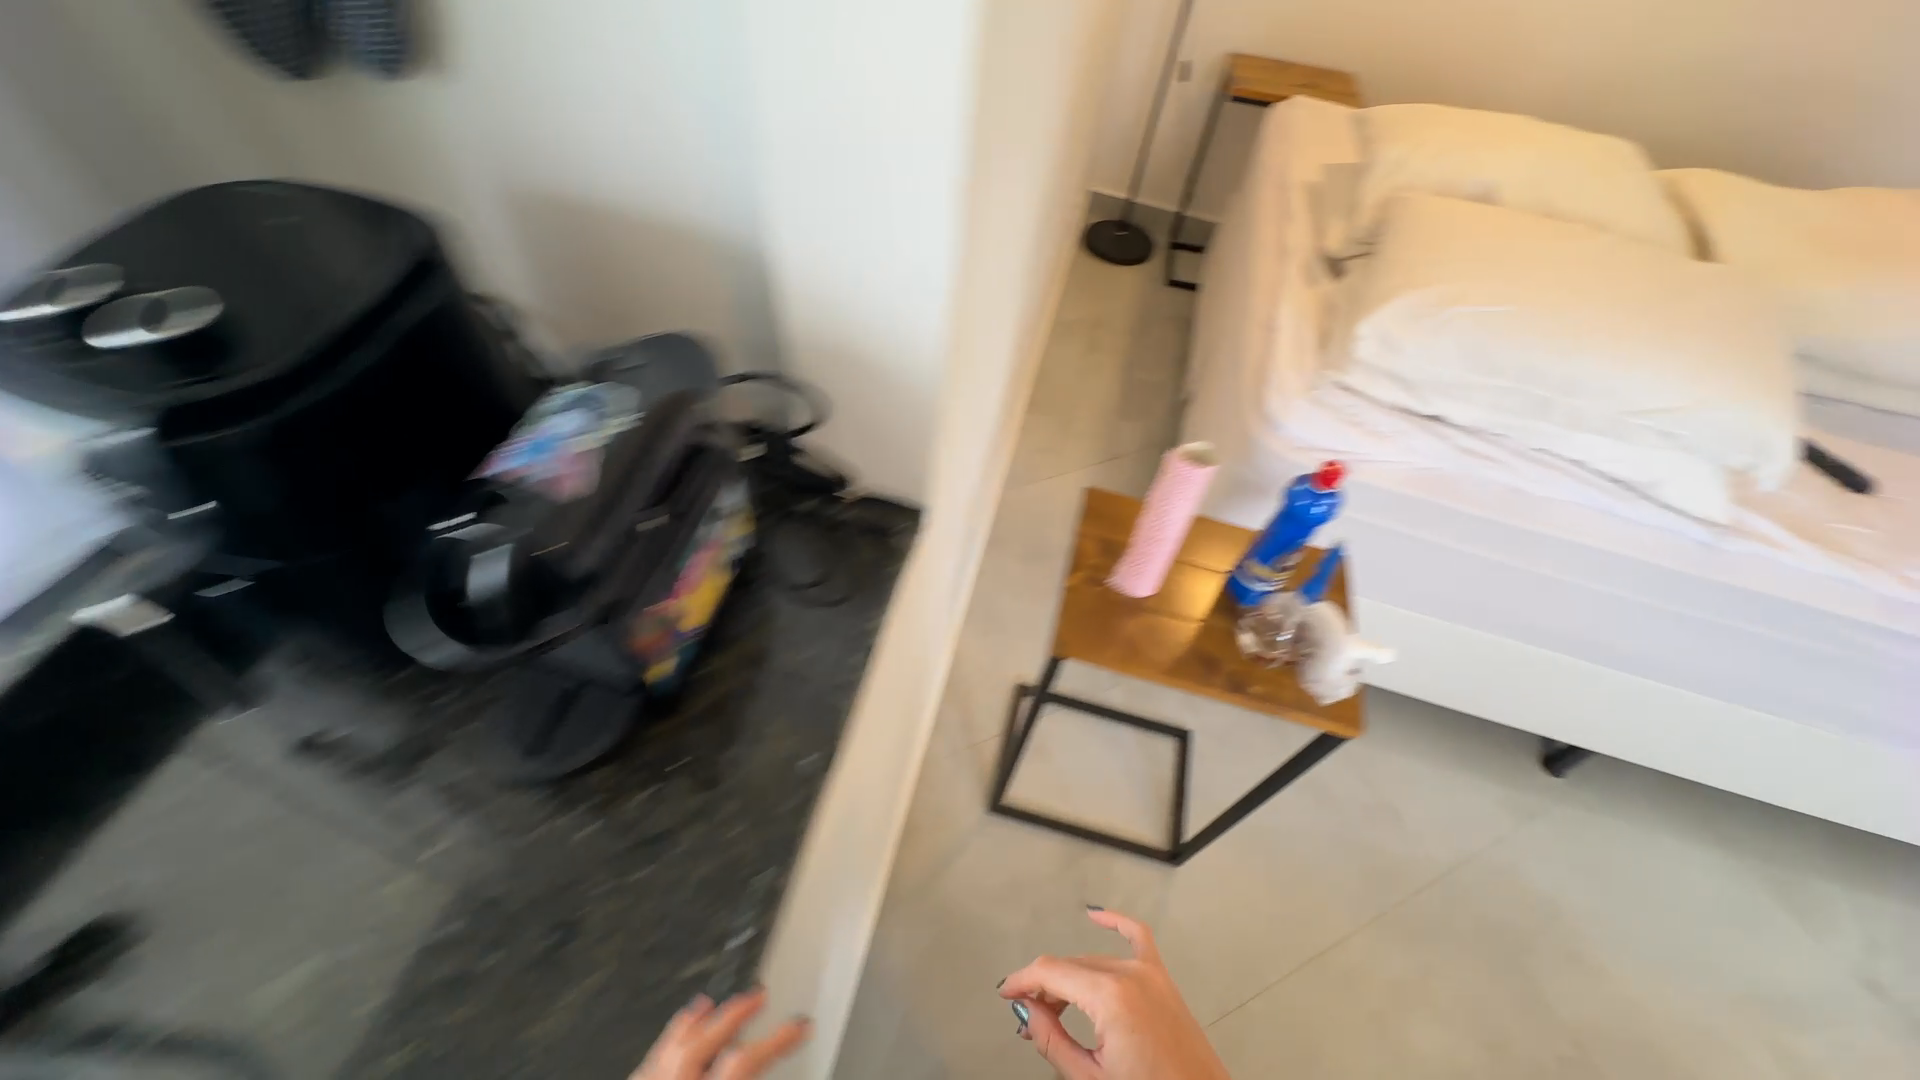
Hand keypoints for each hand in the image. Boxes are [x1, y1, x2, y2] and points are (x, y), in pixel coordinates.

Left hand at [629, 988, 809, 1079]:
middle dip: (737, 1012)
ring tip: (714, 1002)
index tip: (800, 1025)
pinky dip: (669, 1039)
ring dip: (698, 1020)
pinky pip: (650, 1058)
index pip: (746, 1060)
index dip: (778, 1039)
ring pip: (674, 1044)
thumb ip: (747, 1076)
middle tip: (759, 995)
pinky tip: (677, 1030)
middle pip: (708, 1039)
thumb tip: (766, 1066)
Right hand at [999, 908, 1230, 1079]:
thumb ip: (1052, 1040)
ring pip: (1093, 960)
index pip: (1050, 972)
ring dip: (1069, 978)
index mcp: (1108, 996)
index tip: (1005, 997)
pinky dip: (1115, 922)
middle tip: (1029, 1022)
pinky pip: (1137, 936)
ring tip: (1051, 1009)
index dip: (1022, 981)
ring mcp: (1149, 971)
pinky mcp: (1163, 978)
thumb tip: (1027, 1011)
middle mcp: (1127, 972)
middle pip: (1070, 966)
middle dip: (1043, 988)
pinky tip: (1094, 915)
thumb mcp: (1090, 1079)